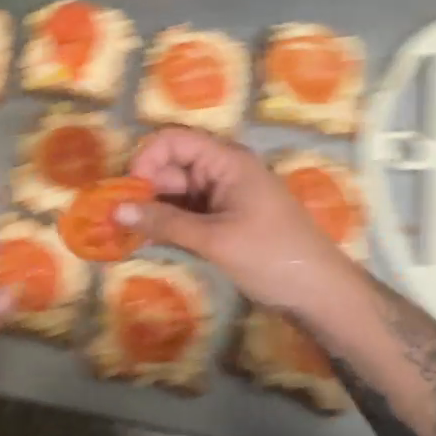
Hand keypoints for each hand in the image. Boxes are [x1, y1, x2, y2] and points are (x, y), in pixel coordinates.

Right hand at [121, 128, 356, 309]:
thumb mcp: (214, 239)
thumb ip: (164, 222)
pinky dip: (168, 224)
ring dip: (153, 209)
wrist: (321, 294)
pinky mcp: (225, 220)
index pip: (174, 140)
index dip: (146, 159)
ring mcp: (224, 196)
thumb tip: (115, 209)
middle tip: (119, 220)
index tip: (128, 193)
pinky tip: (148, 241)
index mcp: (227, 161)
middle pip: (171, 166)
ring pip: (175, 192)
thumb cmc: (271, 257)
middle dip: (143, 189)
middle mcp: (223, 171)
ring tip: (127, 234)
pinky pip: (186, 212)